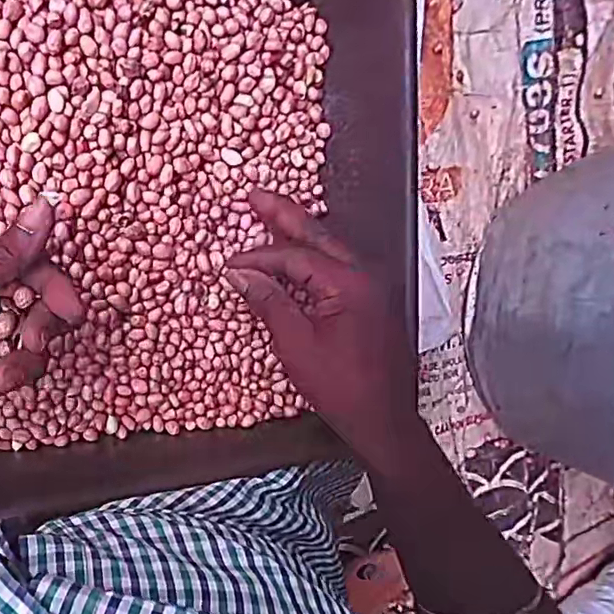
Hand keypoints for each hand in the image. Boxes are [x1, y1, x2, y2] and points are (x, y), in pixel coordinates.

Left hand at [0, 199, 84, 465]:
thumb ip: (1, 254)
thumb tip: (45, 208)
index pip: (25, 261)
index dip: (51, 283)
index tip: (69, 308)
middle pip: (37, 300)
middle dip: (40, 323)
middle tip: (32, 339)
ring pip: (34, 339)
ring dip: (19, 357)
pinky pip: (17, 370)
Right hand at [223, 191, 417, 463]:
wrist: (383, 418)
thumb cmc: (341, 386)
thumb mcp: (296, 344)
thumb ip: (269, 303)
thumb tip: (240, 274)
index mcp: (349, 283)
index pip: (295, 257)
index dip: (259, 257)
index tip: (230, 264)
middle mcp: (365, 276)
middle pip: (318, 235)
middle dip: (284, 214)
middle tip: (256, 195)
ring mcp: (371, 288)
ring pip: (329, 249)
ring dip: (299, 232)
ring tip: (271, 216)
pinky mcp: (369, 302)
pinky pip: (336, 268)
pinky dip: (311, 258)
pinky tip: (295, 256)